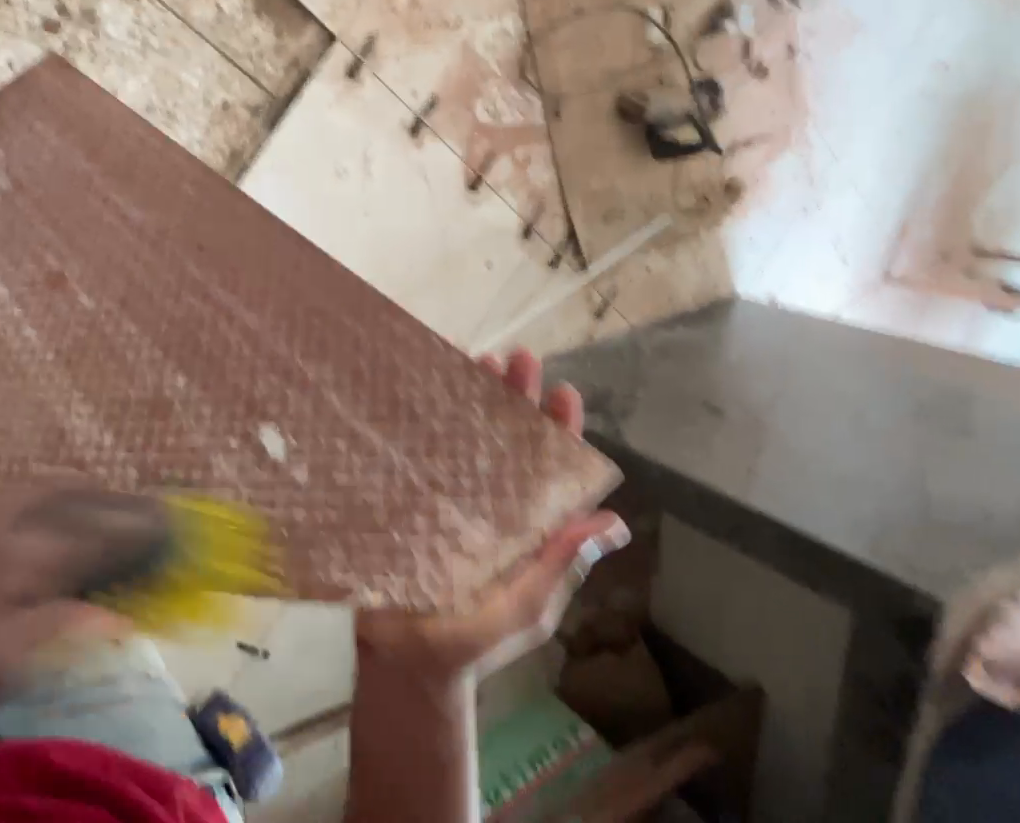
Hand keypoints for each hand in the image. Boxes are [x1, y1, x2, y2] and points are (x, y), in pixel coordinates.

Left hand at [0, 498, 121, 721]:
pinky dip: (27, 495)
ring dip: (57, 484)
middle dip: (88, 487)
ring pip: (21, 487)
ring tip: (83, 488)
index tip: (152, 522)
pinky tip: (32, 513)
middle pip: (50, 488)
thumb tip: (119, 615)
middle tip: (117, 490)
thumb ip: (62, 624)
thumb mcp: (6, 657)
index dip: (121, 529)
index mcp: (13, 556)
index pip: (82, 536)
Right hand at [354, 348, 629, 683]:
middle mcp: (489, 506)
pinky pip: (415, 458)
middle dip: (512, 399)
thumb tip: (614, 520)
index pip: (549, 473)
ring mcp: (446, 502)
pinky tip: (411, 396)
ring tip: (469, 360)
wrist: (405, 661)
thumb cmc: (471, 642)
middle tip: (513, 358)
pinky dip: (416, 425)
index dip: (559, 432)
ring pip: (461, 441)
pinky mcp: (407, 503)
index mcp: (526, 529)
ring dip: (466, 401)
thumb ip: (560, 565)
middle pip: (506, 443)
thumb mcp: (526, 607)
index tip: (563, 392)